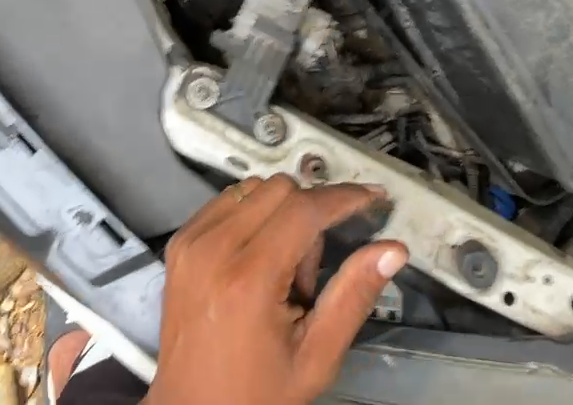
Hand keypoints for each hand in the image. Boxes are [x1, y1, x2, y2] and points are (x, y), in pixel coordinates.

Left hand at [146, 177, 407, 404]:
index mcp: (248, 279)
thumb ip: (354, 296)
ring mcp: (191, 241)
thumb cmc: (255, 392)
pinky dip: (251, 216)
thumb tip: (392, 251)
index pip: (305, 209)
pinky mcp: (180, 240)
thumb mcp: (316, 356)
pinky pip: (228, 200)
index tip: (371, 197)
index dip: (344, 197)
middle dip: (308, 219)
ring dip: (279, 216)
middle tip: (308, 277)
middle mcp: (213, 248)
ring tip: (280, 273)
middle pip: (280, 189)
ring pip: (255, 188)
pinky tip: (256, 260)